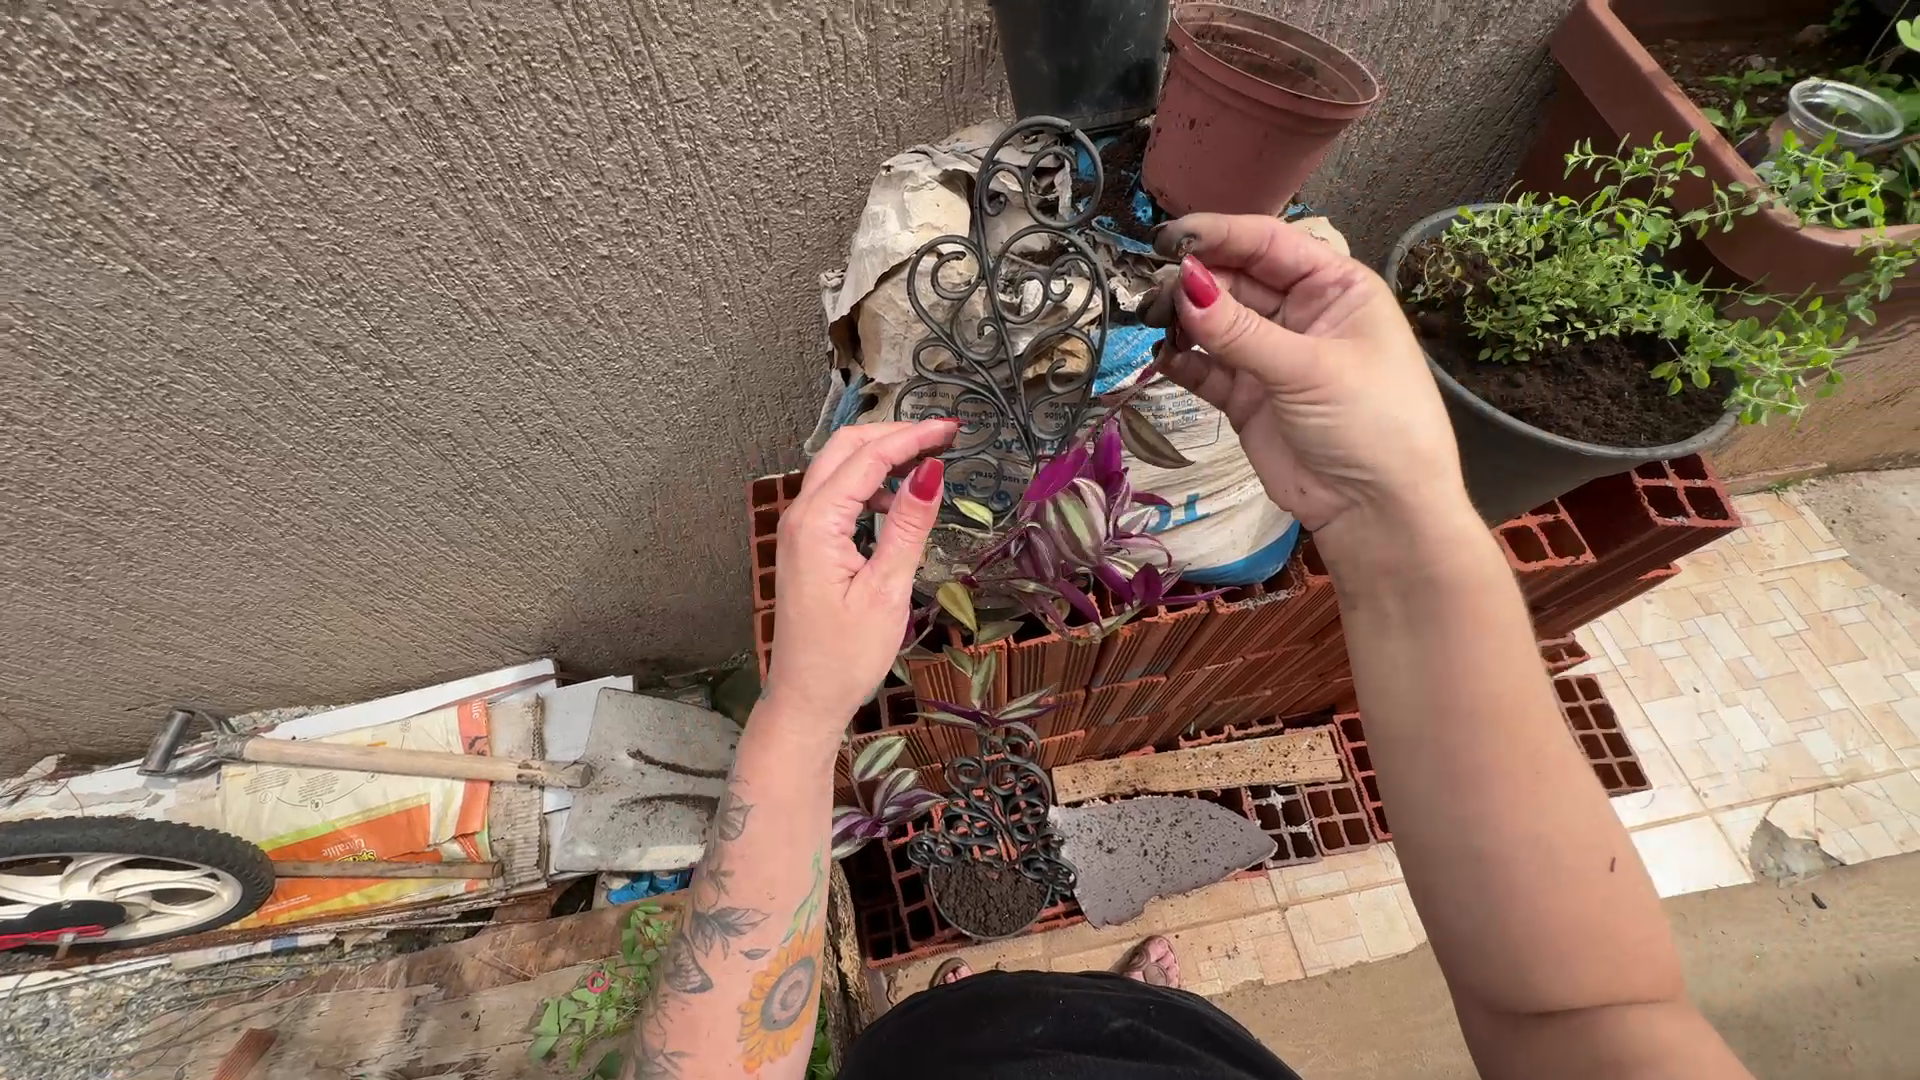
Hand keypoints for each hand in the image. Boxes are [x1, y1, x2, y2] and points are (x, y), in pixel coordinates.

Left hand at [762, 419, 957, 727]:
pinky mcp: (807, 544)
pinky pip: (837, 497)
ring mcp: (799, 529)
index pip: (868, 459)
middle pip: (845, 450)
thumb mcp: (886, 590)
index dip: (912, 437)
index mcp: (817, 523)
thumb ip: (908, 527)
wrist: (807, 698)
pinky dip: (870, 487)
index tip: (952, 429)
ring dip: (881, 459)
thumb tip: (932, 472)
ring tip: (926, 466)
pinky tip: (897, 506)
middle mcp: (800, 516)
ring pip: (839, 470)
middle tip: (941, 438)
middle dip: (893, 435)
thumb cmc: (846, 655)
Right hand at [1143, 214, 1470, 548]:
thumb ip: (1240, 331)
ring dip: (1183, 322)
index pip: (1270, 245)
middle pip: (1235, 283)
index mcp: (1334, 288)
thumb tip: (1185, 286)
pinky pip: (1206, 370)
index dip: (1220, 236)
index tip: (1170, 238)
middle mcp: (1300, 315)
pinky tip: (1163, 359)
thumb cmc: (1372, 423)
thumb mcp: (1308, 368)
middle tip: (1154, 291)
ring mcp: (1269, 357)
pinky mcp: (1245, 397)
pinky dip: (1183, 363)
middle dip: (1194, 284)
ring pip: (1215, 325)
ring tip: (1152, 322)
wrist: (1374, 508)